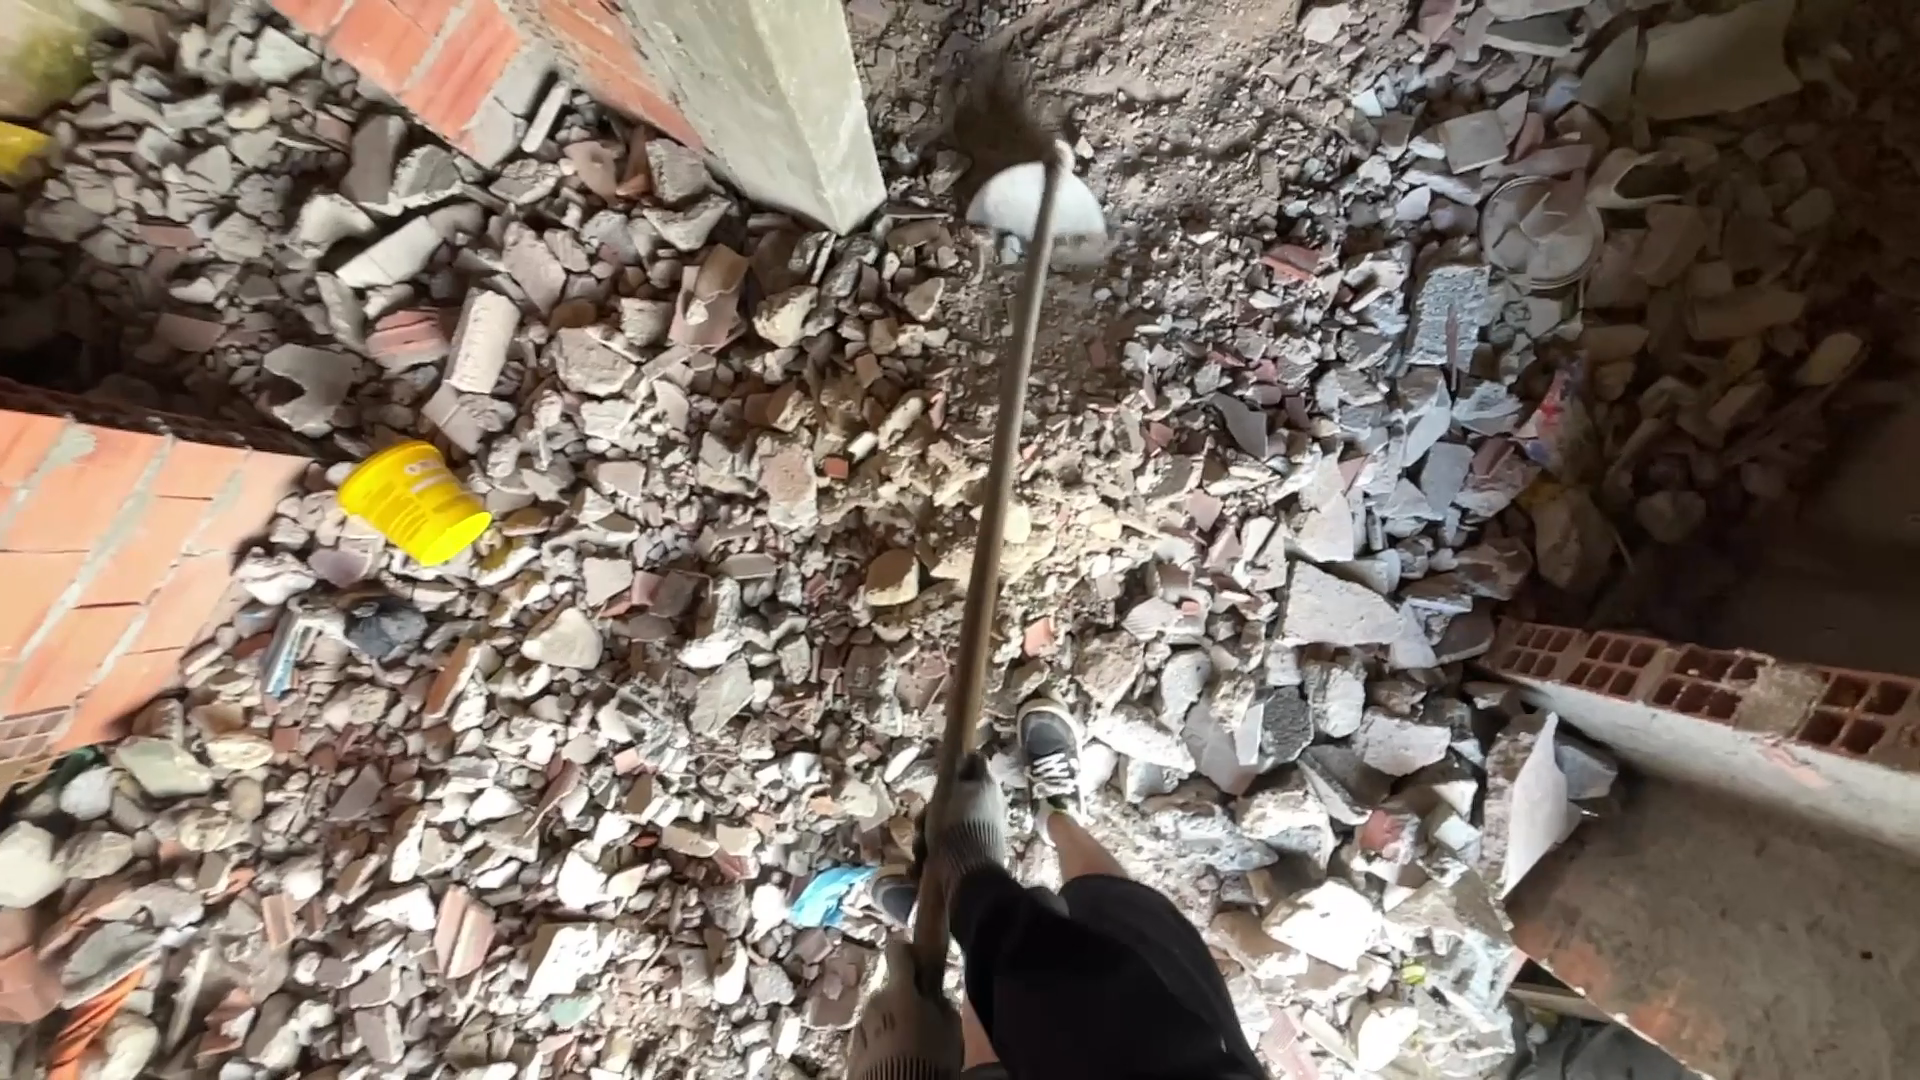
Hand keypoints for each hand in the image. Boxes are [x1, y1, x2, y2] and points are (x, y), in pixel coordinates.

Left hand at [845, 938, 961, 1079]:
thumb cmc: (931, 1061)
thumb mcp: (951, 1029)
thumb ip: (941, 1004)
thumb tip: (934, 996)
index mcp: (901, 991)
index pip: (898, 952)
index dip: (908, 952)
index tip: (917, 960)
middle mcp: (876, 1001)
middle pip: (890, 990)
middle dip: (902, 1000)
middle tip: (919, 1021)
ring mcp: (861, 1026)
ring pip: (878, 1014)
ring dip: (889, 1022)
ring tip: (906, 1046)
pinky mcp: (851, 1051)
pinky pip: (869, 1036)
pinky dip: (878, 1042)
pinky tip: (892, 1058)